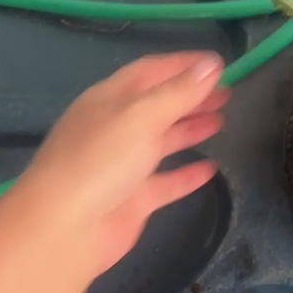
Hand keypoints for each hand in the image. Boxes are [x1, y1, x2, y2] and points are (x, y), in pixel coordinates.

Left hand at [7, 52, 227, 276]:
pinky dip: (187, 173)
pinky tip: (211, 169)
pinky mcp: (132, 198)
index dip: (184, 64)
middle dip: (191, 96)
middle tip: (227, 93)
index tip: (220, 63)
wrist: (65, 229)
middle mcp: (116, 127)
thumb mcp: (141, 116)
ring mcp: (123, 164)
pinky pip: (165, 181)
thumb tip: (212, 64)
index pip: (151, 71)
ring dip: (190, 128)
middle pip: (158, 104)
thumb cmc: (100, 161)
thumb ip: (179, 92)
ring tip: (221, 121)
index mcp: (110, 99)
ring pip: (161, 140)